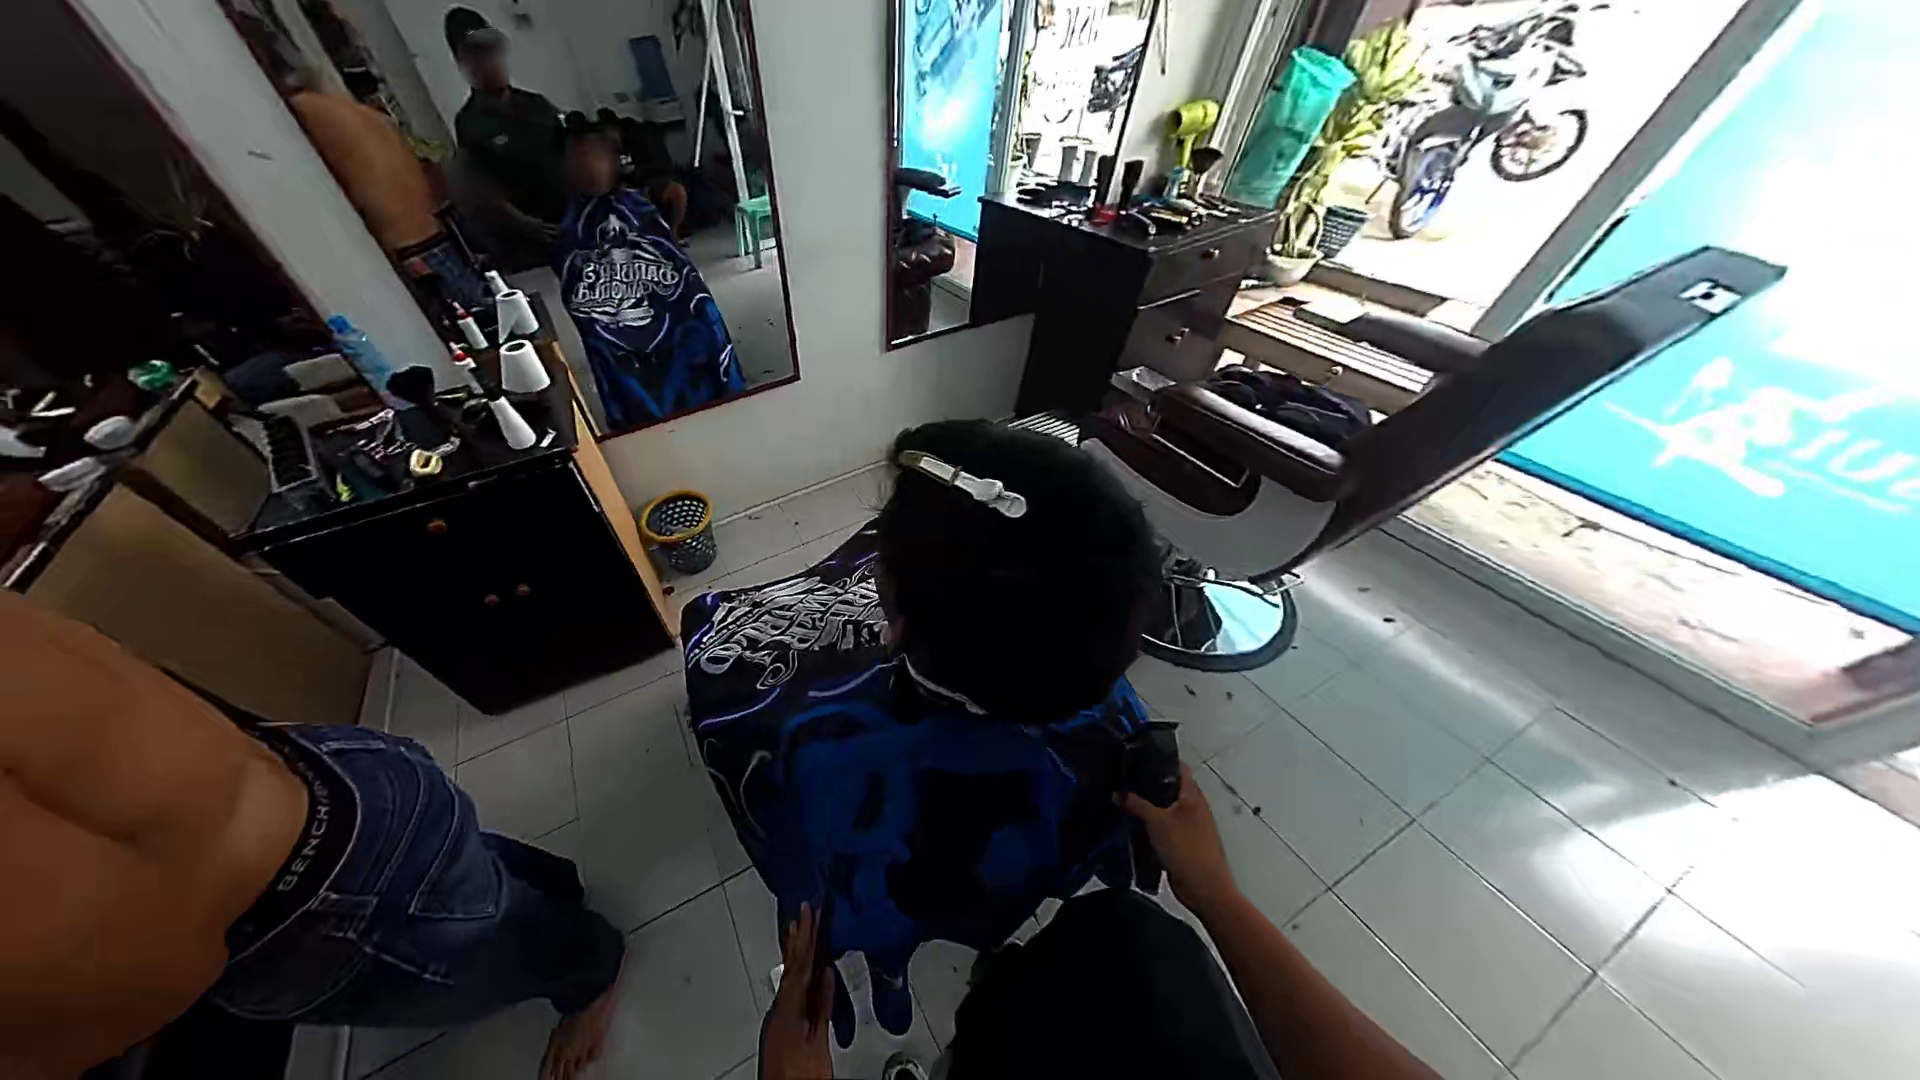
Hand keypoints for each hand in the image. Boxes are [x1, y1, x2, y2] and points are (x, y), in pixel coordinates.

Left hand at [759, 903, 834, 1079]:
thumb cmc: (795, 1075)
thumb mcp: (807, 1038)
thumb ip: (818, 1006)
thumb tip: (825, 971)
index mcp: (785, 1009)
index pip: (798, 966)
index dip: (804, 938)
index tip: (809, 913)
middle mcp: (786, 1009)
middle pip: (797, 967)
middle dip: (802, 938)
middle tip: (806, 909)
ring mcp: (792, 1019)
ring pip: (800, 979)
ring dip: (804, 952)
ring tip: (806, 926)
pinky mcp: (803, 1033)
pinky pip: (809, 998)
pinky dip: (815, 980)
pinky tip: (823, 967)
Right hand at [1119, 765, 1236, 911]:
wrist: (1205, 890)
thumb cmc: (1186, 848)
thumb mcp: (1156, 822)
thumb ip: (1136, 804)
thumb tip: (1117, 793)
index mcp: (1193, 797)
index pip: (1179, 768)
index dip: (1162, 759)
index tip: (1139, 756)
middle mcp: (1194, 808)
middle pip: (1170, 789)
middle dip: (1149, 784)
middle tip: (1125, 779)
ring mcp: (1191, 827)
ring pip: (1166, 810)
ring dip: (1149, 807)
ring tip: (1125, 800)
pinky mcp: (1184, 844)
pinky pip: (1164, 828)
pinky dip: (1151, 825)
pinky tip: (1134, 825)